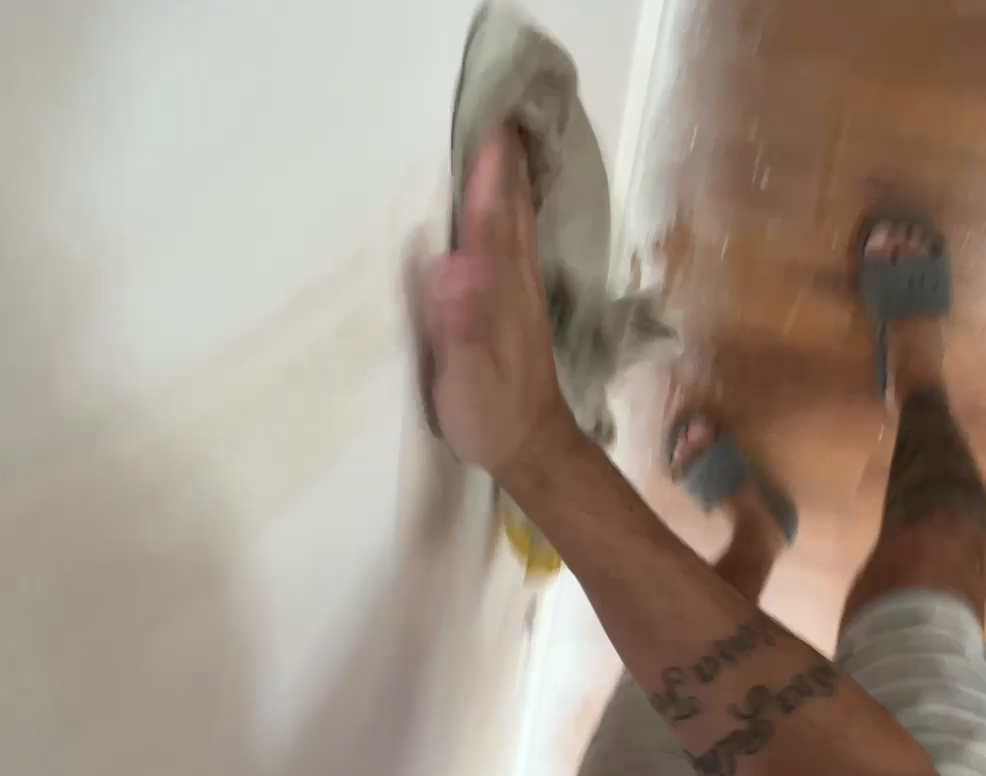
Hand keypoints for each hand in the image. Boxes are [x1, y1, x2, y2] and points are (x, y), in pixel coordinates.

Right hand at [418, 128, 577, 479]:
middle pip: (511, 217)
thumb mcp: (467, 379)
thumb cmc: (493, 416)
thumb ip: (460, 324)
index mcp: (499, 296)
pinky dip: (513, 221)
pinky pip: (518, 251)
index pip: (492, 224)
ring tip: (504, 149)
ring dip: (512, 188)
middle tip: (496, 118)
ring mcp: (525, 300)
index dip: (489, 176)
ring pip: (519, 231)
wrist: (535, 447)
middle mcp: (517, 288)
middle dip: (505, 168)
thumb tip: (450, 266)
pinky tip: (509, 215)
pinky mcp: (523, 314)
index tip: (488, 126)